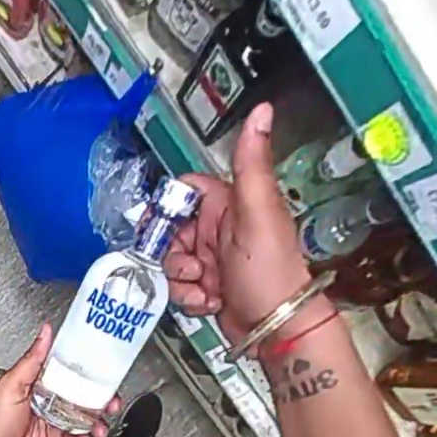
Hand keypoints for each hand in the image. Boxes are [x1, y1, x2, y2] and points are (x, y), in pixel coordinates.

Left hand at [0, 323, 118, 436]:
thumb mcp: (12, 384)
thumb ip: (32, 360)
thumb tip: (45, 332)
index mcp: (40, 383)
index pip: (70, 373)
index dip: (89, 373)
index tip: (105, 373)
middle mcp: (49, 400)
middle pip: (83, 397)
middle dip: (101, 400)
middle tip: (111, 403)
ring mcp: (53, 421)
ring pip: (84, 419)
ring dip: (96, 422)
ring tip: (99, 427)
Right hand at [164, 103, 318, 343]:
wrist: (276, 327)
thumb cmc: (270, 271)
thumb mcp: (258, 213)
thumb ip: (251, 163)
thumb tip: (262, 110)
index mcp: (228, 205)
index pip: (184, 191)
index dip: (168, 207)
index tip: (159, 226)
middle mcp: (217, 230)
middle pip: (169, 232)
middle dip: (173, 254)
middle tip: (193, 267)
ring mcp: (211, 261)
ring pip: (171, 263)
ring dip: (181, 281)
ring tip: (206, 289)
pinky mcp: (206, 287)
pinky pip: (179, 287)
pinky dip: (189, 298)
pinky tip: (209, 303)